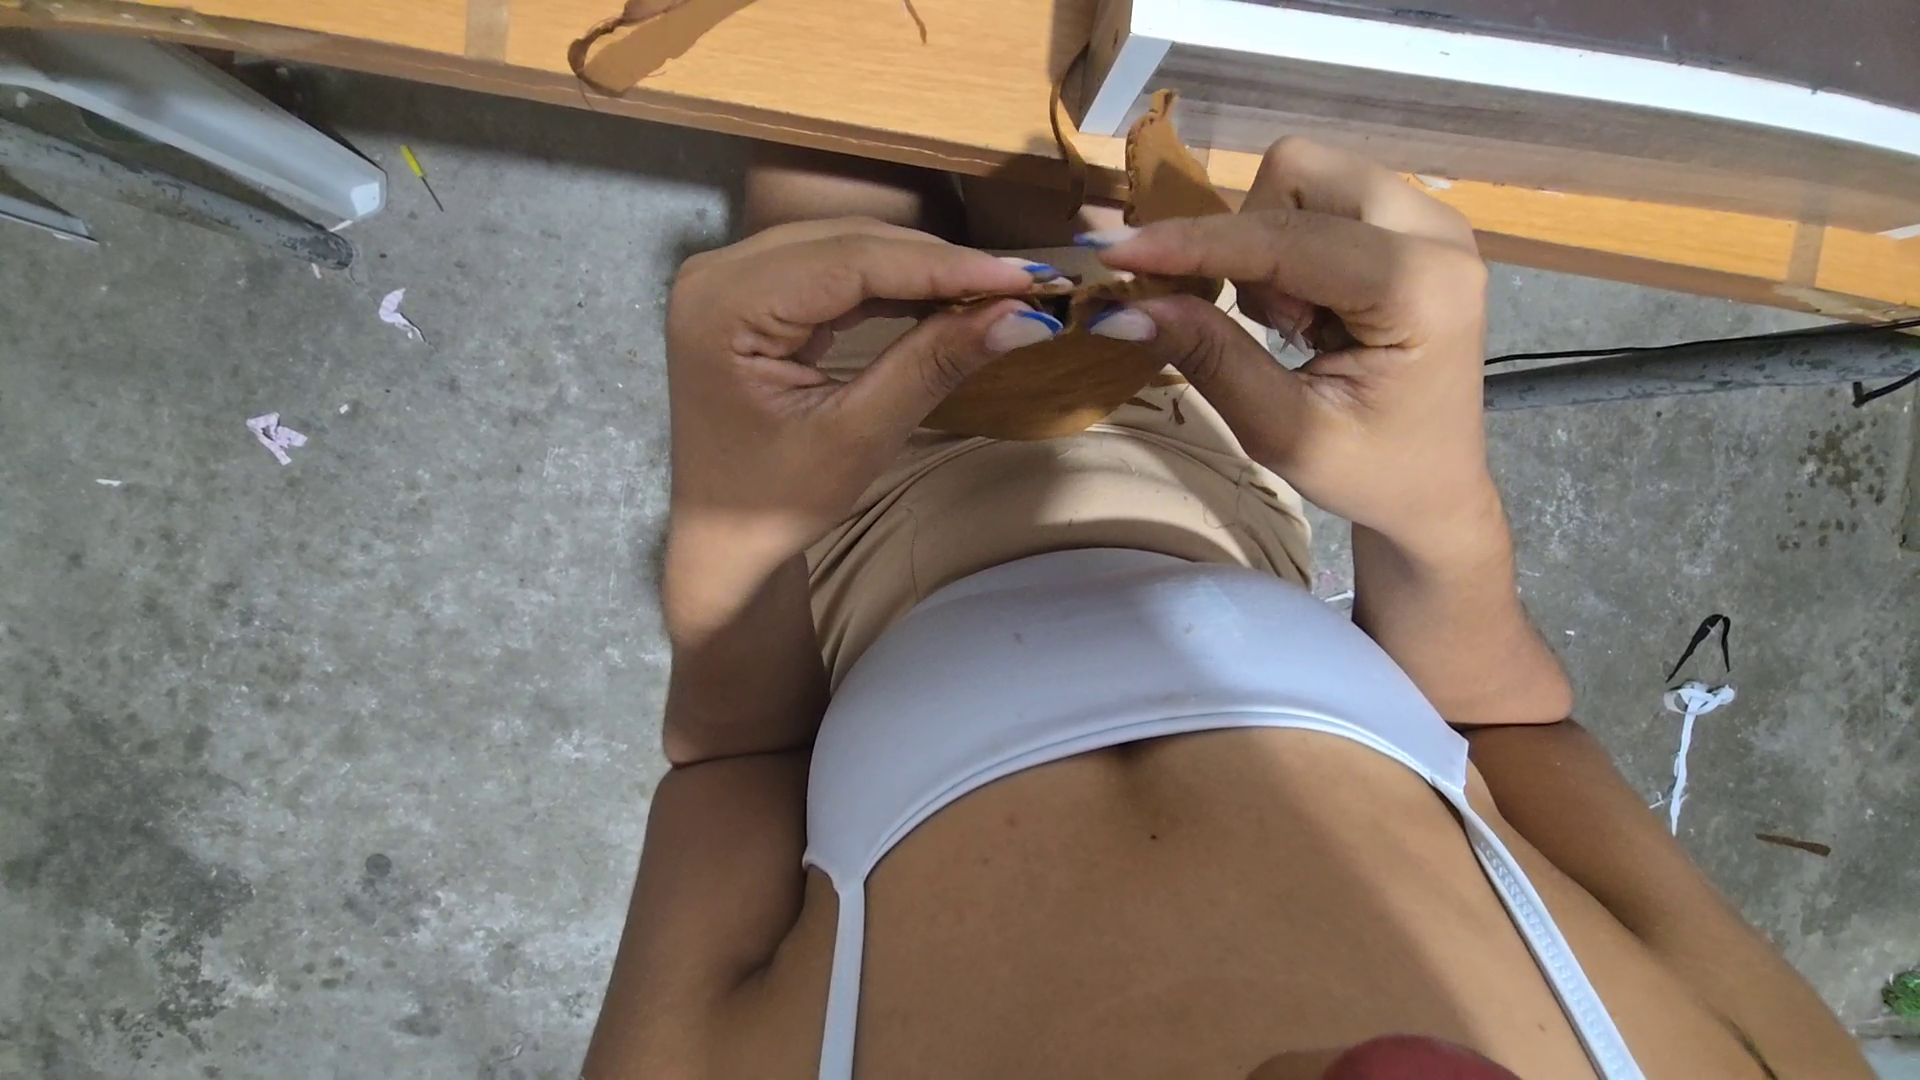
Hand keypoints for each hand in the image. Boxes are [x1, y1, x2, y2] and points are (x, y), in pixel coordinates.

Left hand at [662, 219, 1046, 637]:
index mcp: (724, 306)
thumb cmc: (777, 501)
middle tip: (1021, 286)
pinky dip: (891, 285)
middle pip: (849, 244)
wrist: (724, 536)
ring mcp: (730, 279)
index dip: (945, 266)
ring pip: (846, 250)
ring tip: (991, 292)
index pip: (853, 261)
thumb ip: (931, 365)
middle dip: (938, 264)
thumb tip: (1022, 317)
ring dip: (921, 271)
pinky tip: (939, 297)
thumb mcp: (858, 436)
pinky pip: (832, 272)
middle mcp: (718, 273)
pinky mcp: (750, 295)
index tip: (1026, 277)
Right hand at [1096, 138, 1495, 551]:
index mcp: (1421, 288)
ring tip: (1288, 327)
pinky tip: (1303, 314)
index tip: (1113, 253)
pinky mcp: (1406, 227)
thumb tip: (1126, 309)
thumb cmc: (1370, 470)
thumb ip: (1211, 360)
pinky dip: (1280, 252)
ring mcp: (1425, 220)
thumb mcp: (1282, 429)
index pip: (1285, 239)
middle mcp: (1434, 230)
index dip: (1192, 244)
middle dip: (1243, 242)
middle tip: (1259, 323)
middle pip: (1297, 175)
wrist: (1433, 484)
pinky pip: (1314, 203)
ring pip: (1301, 181)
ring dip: (1262, 250)